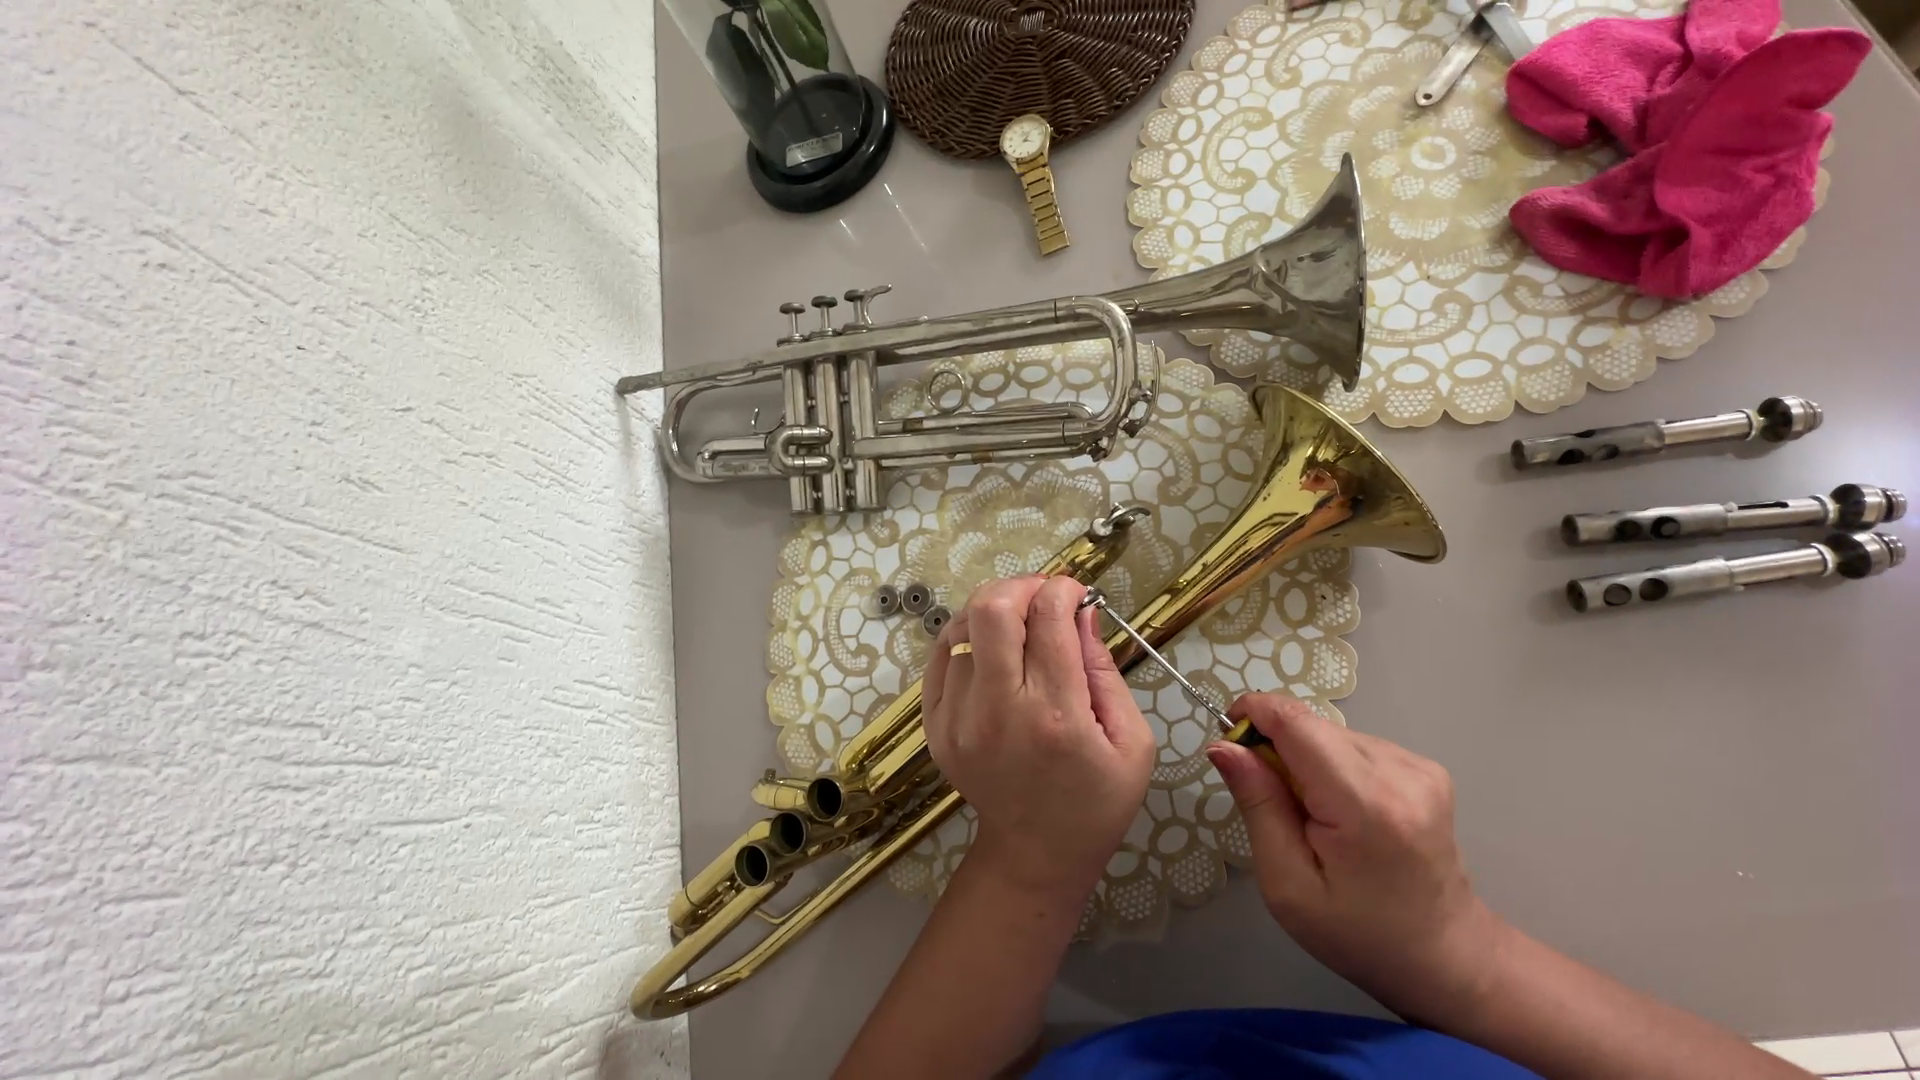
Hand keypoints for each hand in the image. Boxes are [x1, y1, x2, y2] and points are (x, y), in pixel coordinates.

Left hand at [923, 576, 1154, 900]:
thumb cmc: (1096, 799)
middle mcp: (998, 711)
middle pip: (991, 609)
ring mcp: (958, 719)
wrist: (1036, 852)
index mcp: (1056, 715)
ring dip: (996, 613)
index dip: (1064, 590)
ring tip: (1021, 629)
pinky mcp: (935, 726)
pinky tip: (991, 648)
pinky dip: (967, 637)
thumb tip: (1081, 611)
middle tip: (1044, 600)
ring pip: (964, 626)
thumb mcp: (1130, 740)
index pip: (1048, 617)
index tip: (1076, 596)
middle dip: (1022, 587)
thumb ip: (1104, 670)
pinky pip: (941, 654)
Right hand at [1207, 693, 1508, 1026]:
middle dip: (1275, 746)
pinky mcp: (1426, 769)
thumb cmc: (1357, 934)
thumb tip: (1223, 746)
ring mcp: (1419, 767)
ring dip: (1305, 759)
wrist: (1445, 957)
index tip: (1226, 738)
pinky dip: (1332, 766)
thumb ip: (1258, 805)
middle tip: (1267, 799)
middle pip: (1311, 725)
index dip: (1253, 714)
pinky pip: (1355, 745)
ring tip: (1310, 815)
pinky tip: (1341, 810)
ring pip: (1331, 733)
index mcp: (1365, 805)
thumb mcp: (1286, 884)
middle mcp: (1399, 772)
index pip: (1296, 722)